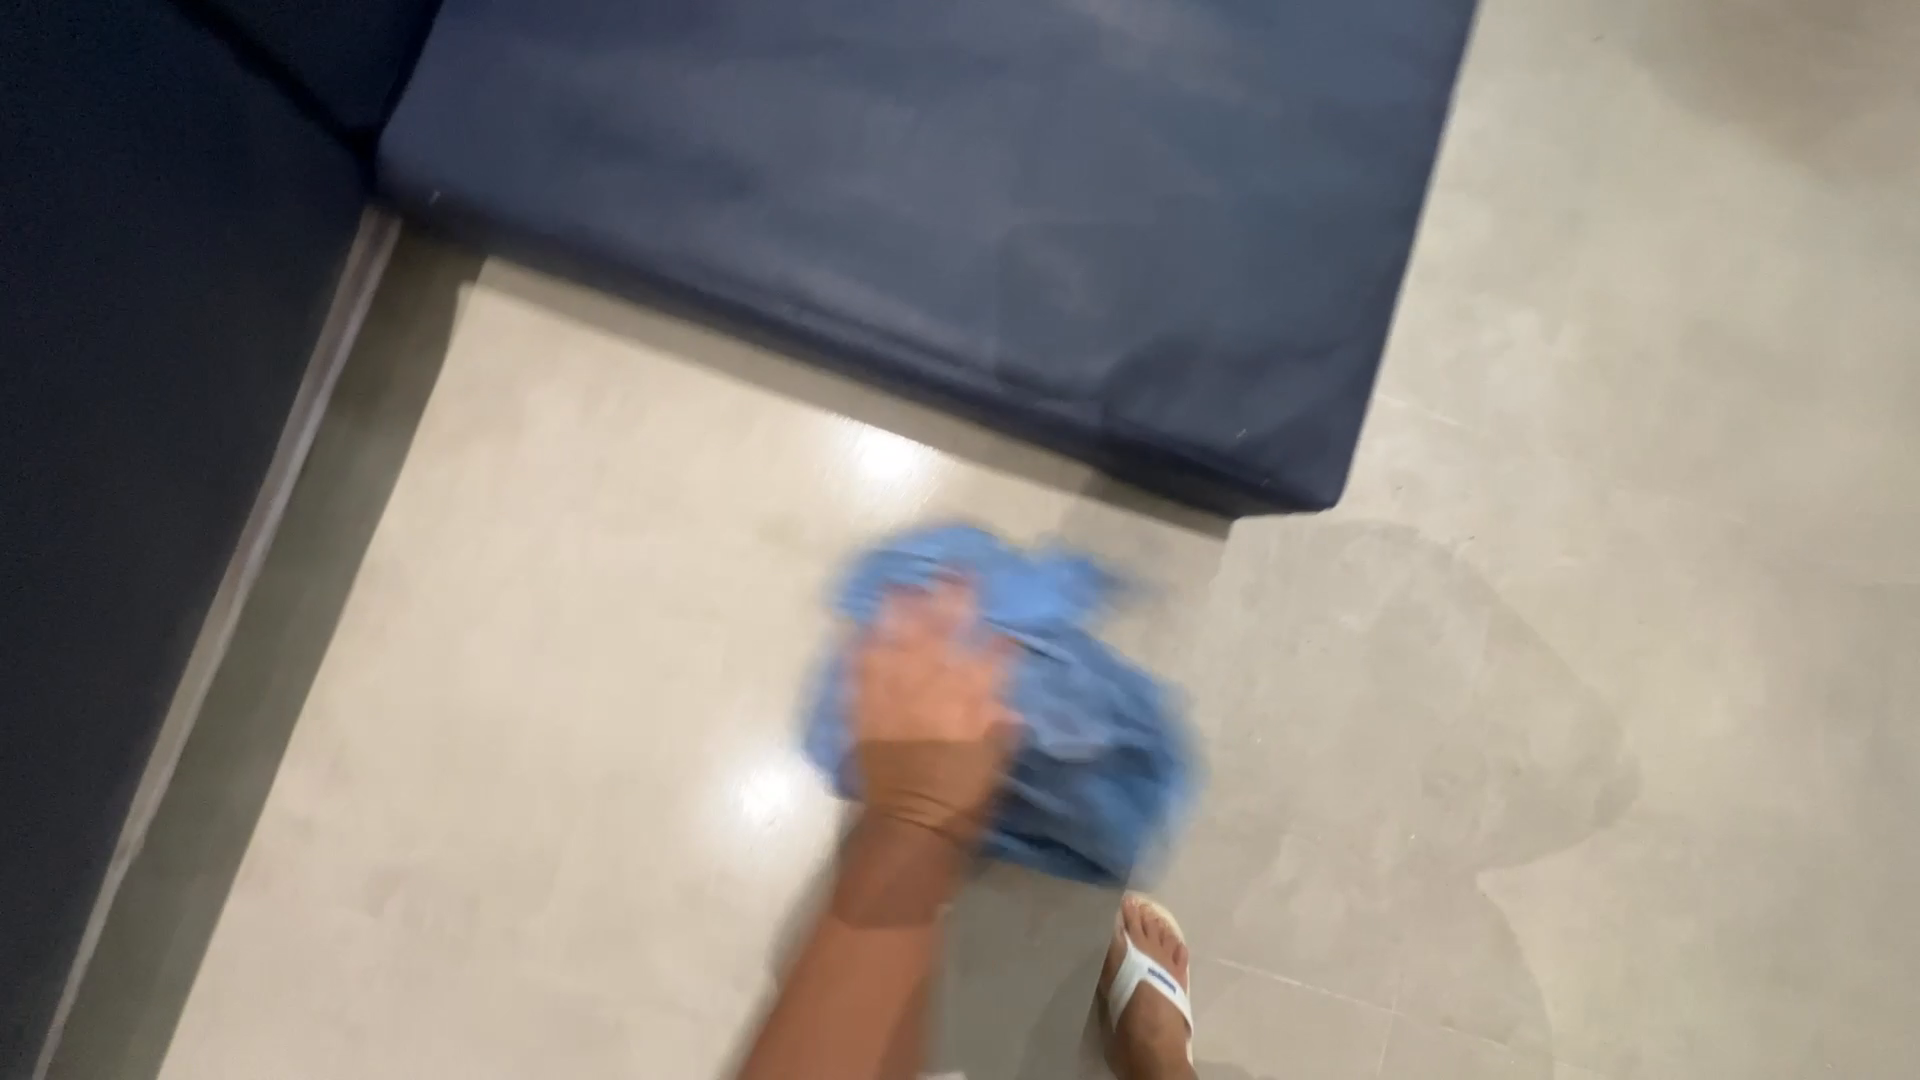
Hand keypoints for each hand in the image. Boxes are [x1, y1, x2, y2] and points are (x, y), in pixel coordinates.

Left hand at [852, 579, 1020, 846]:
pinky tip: (858, 626)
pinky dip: (859, 649)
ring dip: (901, 614)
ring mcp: (896, 700)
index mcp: (971, 708)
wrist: (910, 831)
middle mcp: (934, 696)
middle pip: (944, 639)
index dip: (996, 633)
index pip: (990, 660)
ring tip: (901, 584)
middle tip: (953, 568)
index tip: (1002, 612)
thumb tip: (1007, 700)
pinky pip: (861, 673)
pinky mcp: (866, 713)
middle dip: (951, 601)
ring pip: (900, 646)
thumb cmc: (961, 804)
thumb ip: (1001, 729)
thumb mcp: (994, 767)